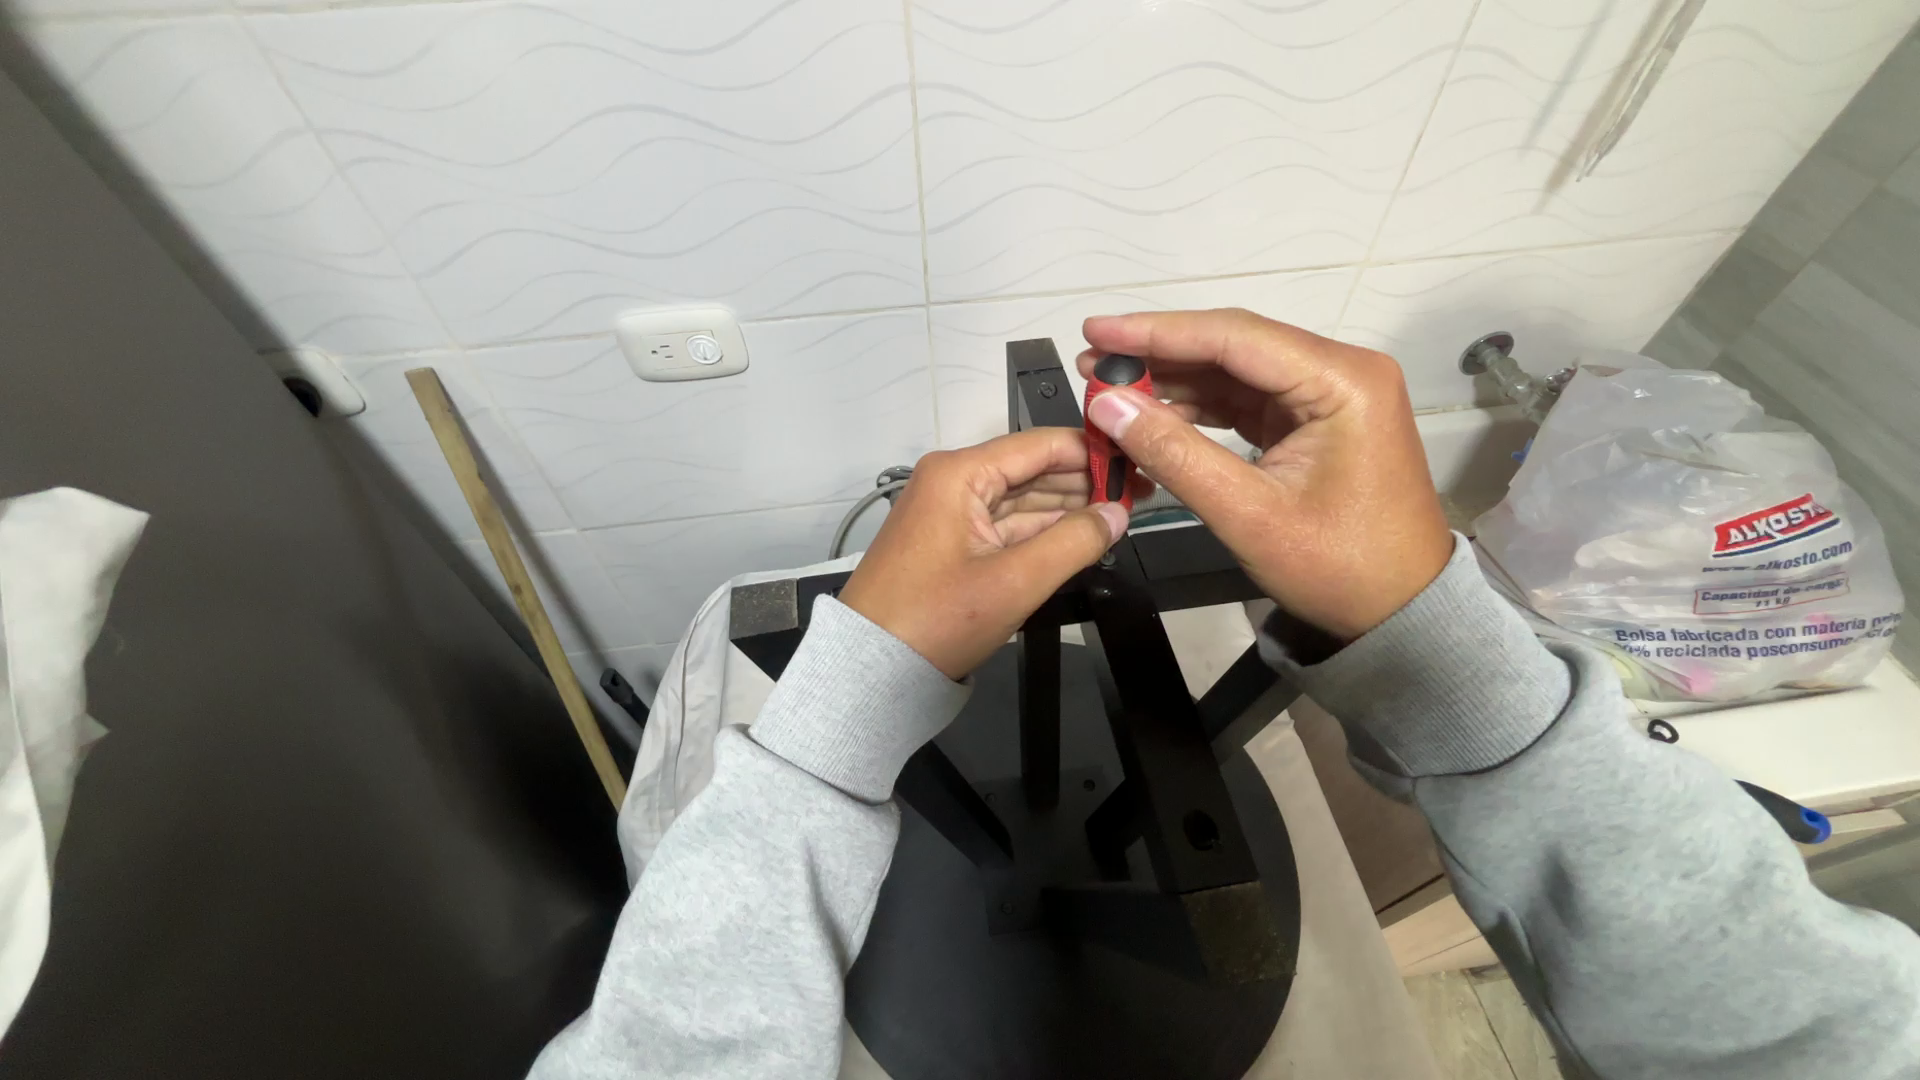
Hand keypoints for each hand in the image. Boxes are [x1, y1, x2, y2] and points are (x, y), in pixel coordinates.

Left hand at [838, 428, 1134, 678]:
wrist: (870, 669)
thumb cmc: (934, 621)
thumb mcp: (1014, 582)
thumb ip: (1074, 542)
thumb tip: (1118, 514)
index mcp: (959, 474)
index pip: (1041, 445)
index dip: (1093, 454)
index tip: (1138, 465)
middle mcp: (952, 481)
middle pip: (1031, 470)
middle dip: (1084, 483)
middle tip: (1138, 496)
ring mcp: (949, 511)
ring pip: (1020, 499)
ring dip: (1065, 508)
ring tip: (1117, 515)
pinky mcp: (950, 541)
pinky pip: (1003, 525)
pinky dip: (1039, 531)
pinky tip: (1077, 535)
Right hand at [1077, 308, 1450, 640]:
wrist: (1400, 610)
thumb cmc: (1337, 567)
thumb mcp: (1248, 514)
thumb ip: (1174, 454)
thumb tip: (1106, 406)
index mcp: (1341, 381)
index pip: (1234, 337)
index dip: (1156, 332)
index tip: (1094, 329)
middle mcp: (1339, 370)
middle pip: (1233, 345)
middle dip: (1158, 354)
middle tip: (1090, 361)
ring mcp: (1327, 393)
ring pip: (1234, 371)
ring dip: (1172, 379)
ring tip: (1109, 388)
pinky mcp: (1313, 418)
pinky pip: (1244, 400)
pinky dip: (1197, 407)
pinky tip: (1153, 412)